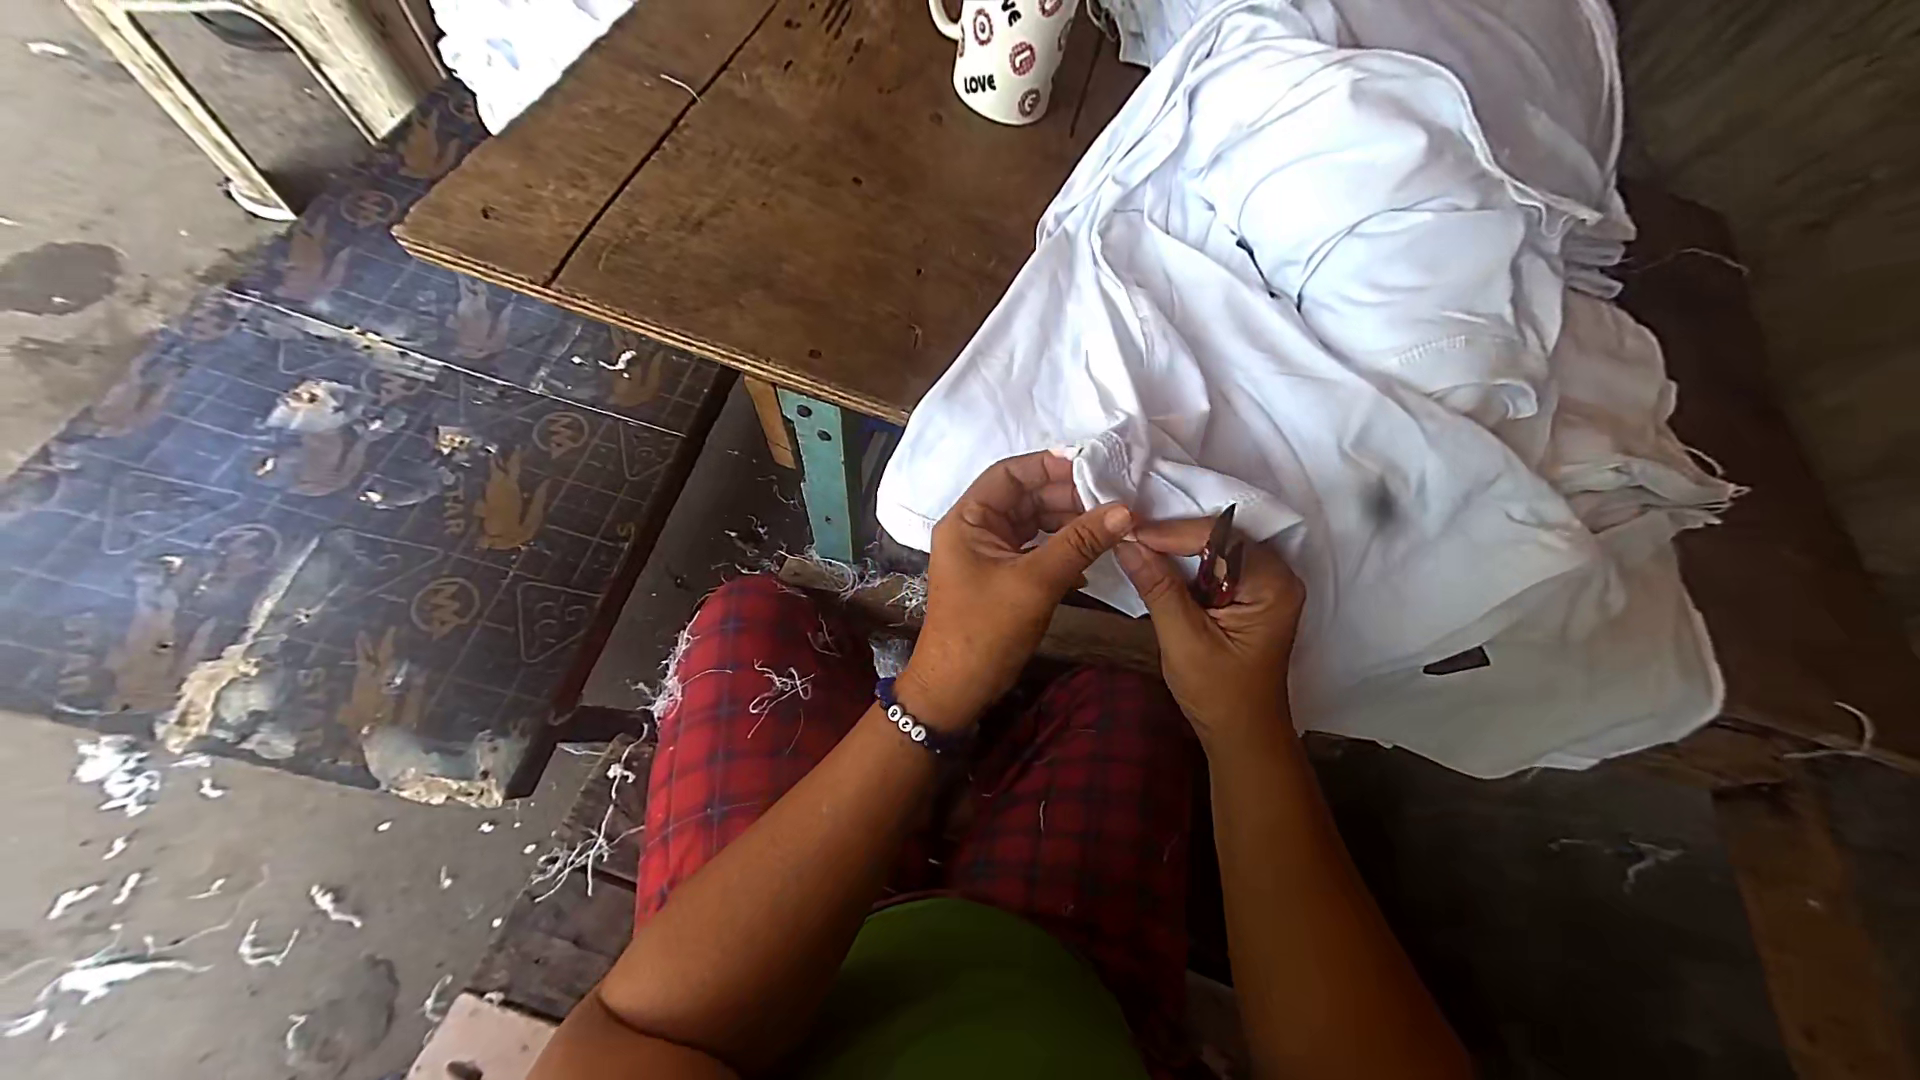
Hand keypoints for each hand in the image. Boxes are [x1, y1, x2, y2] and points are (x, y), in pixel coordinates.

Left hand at [899, 451, 1132, 730]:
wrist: (957, 689)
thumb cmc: (985, 631)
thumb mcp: (1035, 582)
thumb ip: (1079, 543)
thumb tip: (1125, 511)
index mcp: (967, 520)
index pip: (1008, 474)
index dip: (1048, 465)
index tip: (1092, 466)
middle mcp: (974, 529)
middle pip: (1023, 497)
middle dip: (1066, 495)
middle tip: (1112, 499)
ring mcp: (987, 553)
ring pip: (1032, 522)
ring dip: (1068, 521)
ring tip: (1109, 523)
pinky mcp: (1000, 574)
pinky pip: (1034, 547)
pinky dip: (1061, 546)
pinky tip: (1092, 550)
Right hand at [1114, 517, 1304, 751]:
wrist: (1241, 733)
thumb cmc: (1219, 694)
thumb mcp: (1184, 640)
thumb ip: (1158, 587)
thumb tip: (1127, 544)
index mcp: (1272, 584)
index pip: (1218, 537)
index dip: (1171, 532)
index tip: (1128, 534)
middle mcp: (1276, 574)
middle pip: (1218, 536)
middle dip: (1171, 535)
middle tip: (1127, 535)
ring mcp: (1263, 582)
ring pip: (1212, 546)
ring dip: (1174, 547)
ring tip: (1134, 545)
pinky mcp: (1247, 592)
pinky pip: (1212, 562)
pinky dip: (1182, 562)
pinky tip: (1154, 562)